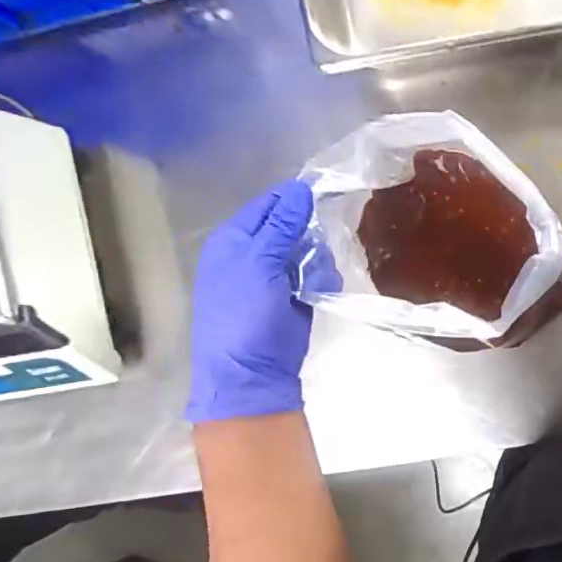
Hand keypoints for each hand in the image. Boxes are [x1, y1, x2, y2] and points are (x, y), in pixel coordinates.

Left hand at [186, 179, 318, 422]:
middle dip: (310, 239)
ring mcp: (275, 278)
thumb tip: (300, 189)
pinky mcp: (295, 298)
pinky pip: (316, 278)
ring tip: (314, 282)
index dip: (295, 200)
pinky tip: (318, 293)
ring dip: (318, 264)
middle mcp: (254, 255)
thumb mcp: (260, 264)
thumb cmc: (245, 314)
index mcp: (235, 240)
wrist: (251, 372)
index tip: (326, 196)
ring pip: (309, 254)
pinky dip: (322, 282)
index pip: (268, 205)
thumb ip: (281, 226)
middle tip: (314, 254)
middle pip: (294, 229)